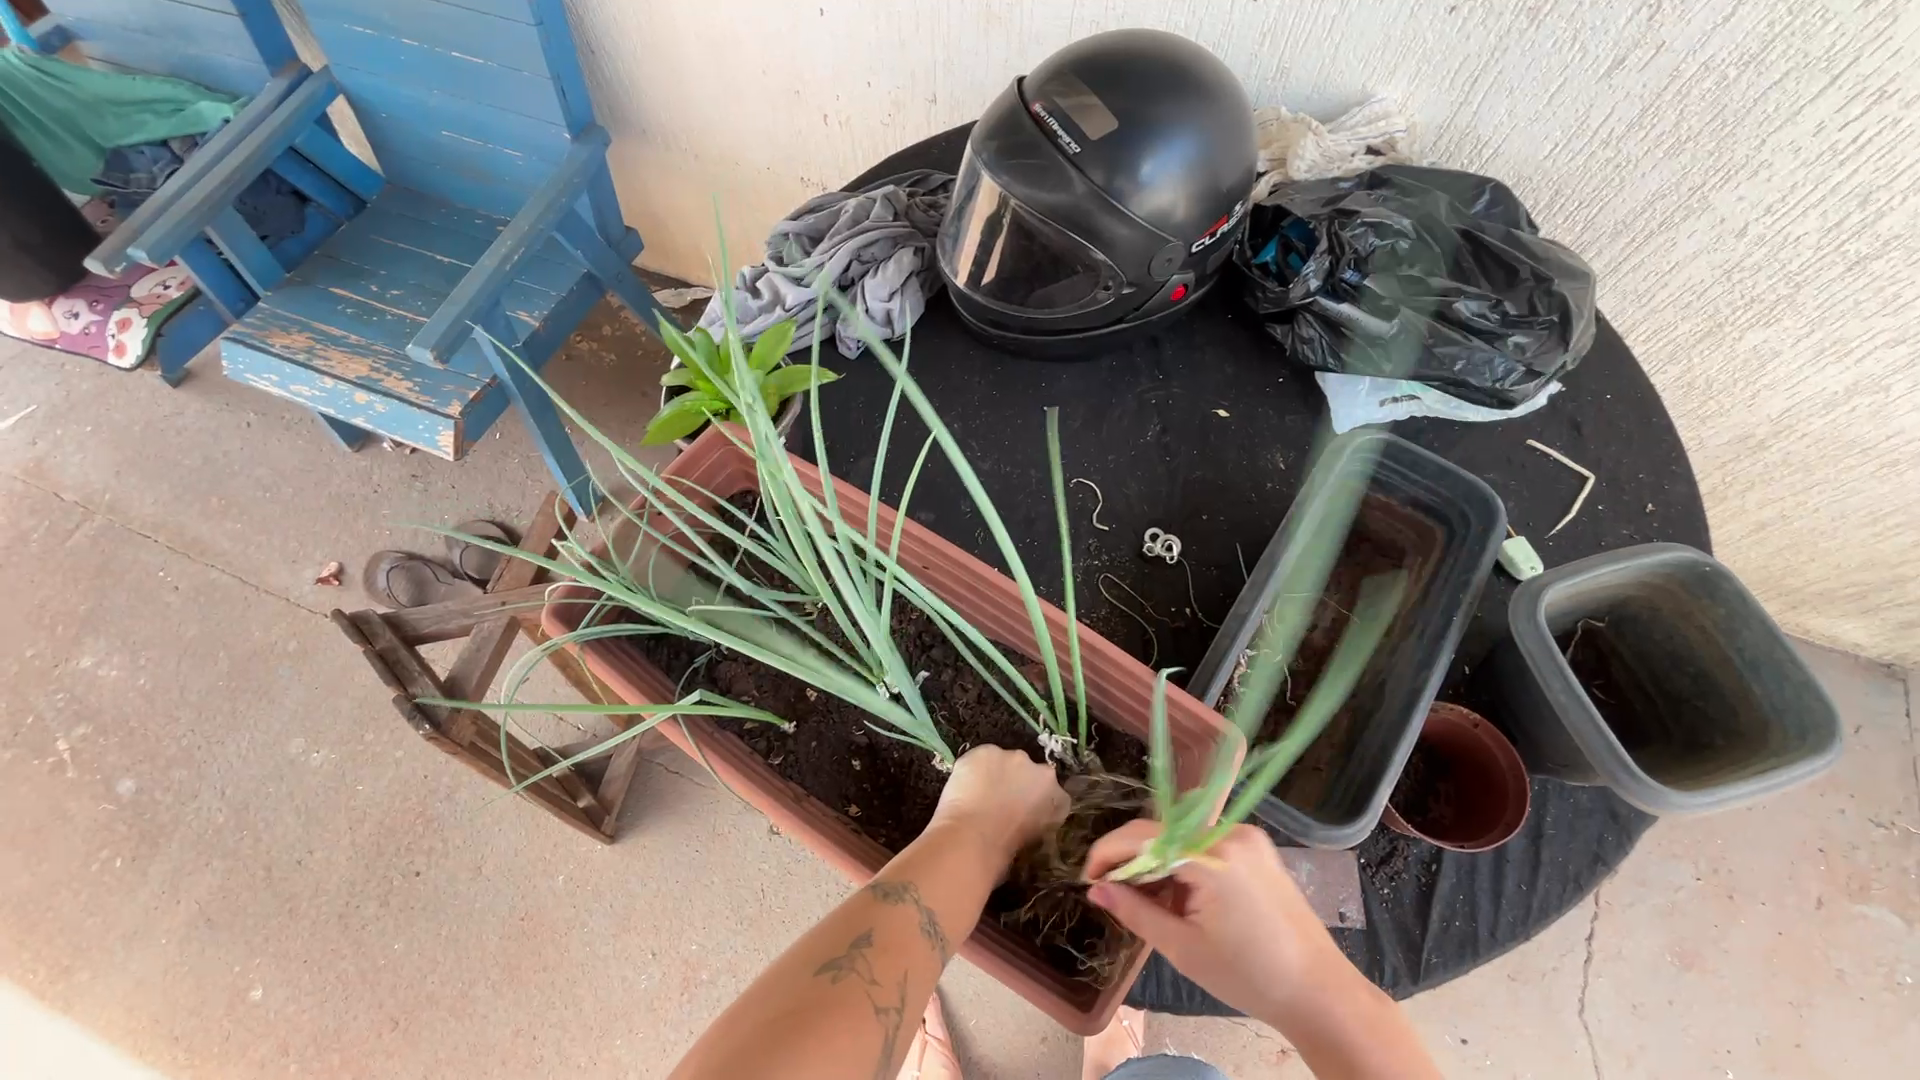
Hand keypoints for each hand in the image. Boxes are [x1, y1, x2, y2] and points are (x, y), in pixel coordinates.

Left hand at [927, 746, 1069, 865]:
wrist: (973, 837)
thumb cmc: (1004, 849)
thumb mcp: (1034, 839)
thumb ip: (1038, 819)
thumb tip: (1027, 816)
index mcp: (1056, 796)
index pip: (1053, 793)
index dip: (1036, 799)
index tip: (1024, 809)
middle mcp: (1039, 770)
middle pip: (1029, 771)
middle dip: (1017, 781)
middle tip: (1000, 801)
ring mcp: (1011, 757)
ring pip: (1004, 761)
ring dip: (996, 772)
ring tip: (979, 794)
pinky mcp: (985, 751)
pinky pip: (981, 758)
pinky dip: (974, 769)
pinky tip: (965, 786)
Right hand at [1083, 821, 1350, 1024]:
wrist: (1320, 992)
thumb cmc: (1250, 976)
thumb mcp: (1183, 947)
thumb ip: (1135, 911)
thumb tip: (1095, 890)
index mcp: (1212, 855)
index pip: (1143, 837)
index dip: (1108, 854)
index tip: (1088, 879)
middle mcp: (1230, 833)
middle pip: (1162, 831)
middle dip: (1132, 859)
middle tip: (1115, 894)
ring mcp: (1247, 837)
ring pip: (1181, 836)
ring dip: (1158, 861)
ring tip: (1149, 901)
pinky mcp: (1257, 848)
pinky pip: (1205, 843)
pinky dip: (1184, 862)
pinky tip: (1179, 896)